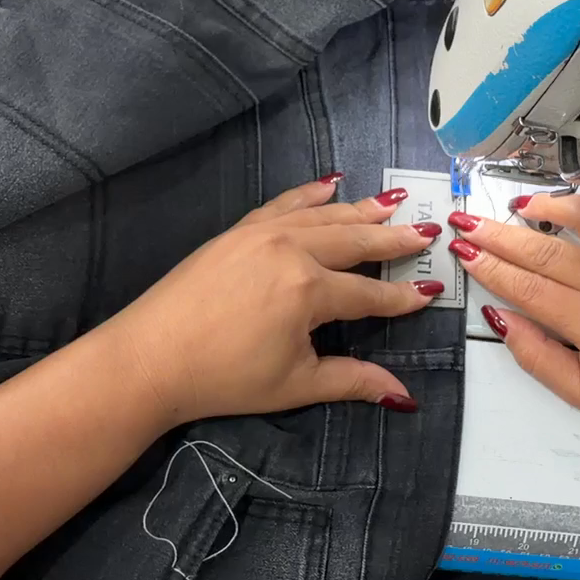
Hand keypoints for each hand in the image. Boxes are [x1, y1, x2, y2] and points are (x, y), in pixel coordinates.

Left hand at [96, 176, 443, 430]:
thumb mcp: (295, 385)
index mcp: (308, 290)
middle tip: (424, 232)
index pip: (368, 294)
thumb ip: (352, 380)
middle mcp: (290, 250)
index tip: (430, 292)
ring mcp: (261, 234)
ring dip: (359, 210)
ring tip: (391, 204)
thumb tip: (404, 395)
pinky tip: (329, 184)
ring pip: (322, 216)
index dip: (401, 298)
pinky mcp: (237, 231)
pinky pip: (282, 204)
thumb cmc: (223, 378)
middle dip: (392, 240)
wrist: (149, 357)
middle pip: (353, 242)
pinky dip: (308, 194)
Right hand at [447, 193, 579, 452]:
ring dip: (546, 207)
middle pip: (546, 249)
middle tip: (466, 220)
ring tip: (516, 207)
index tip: (461, 249)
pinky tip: (575, 199)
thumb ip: (537, 356)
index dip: (488, 266)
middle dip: (499, 234)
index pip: (527, 286)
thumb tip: (498, 316)